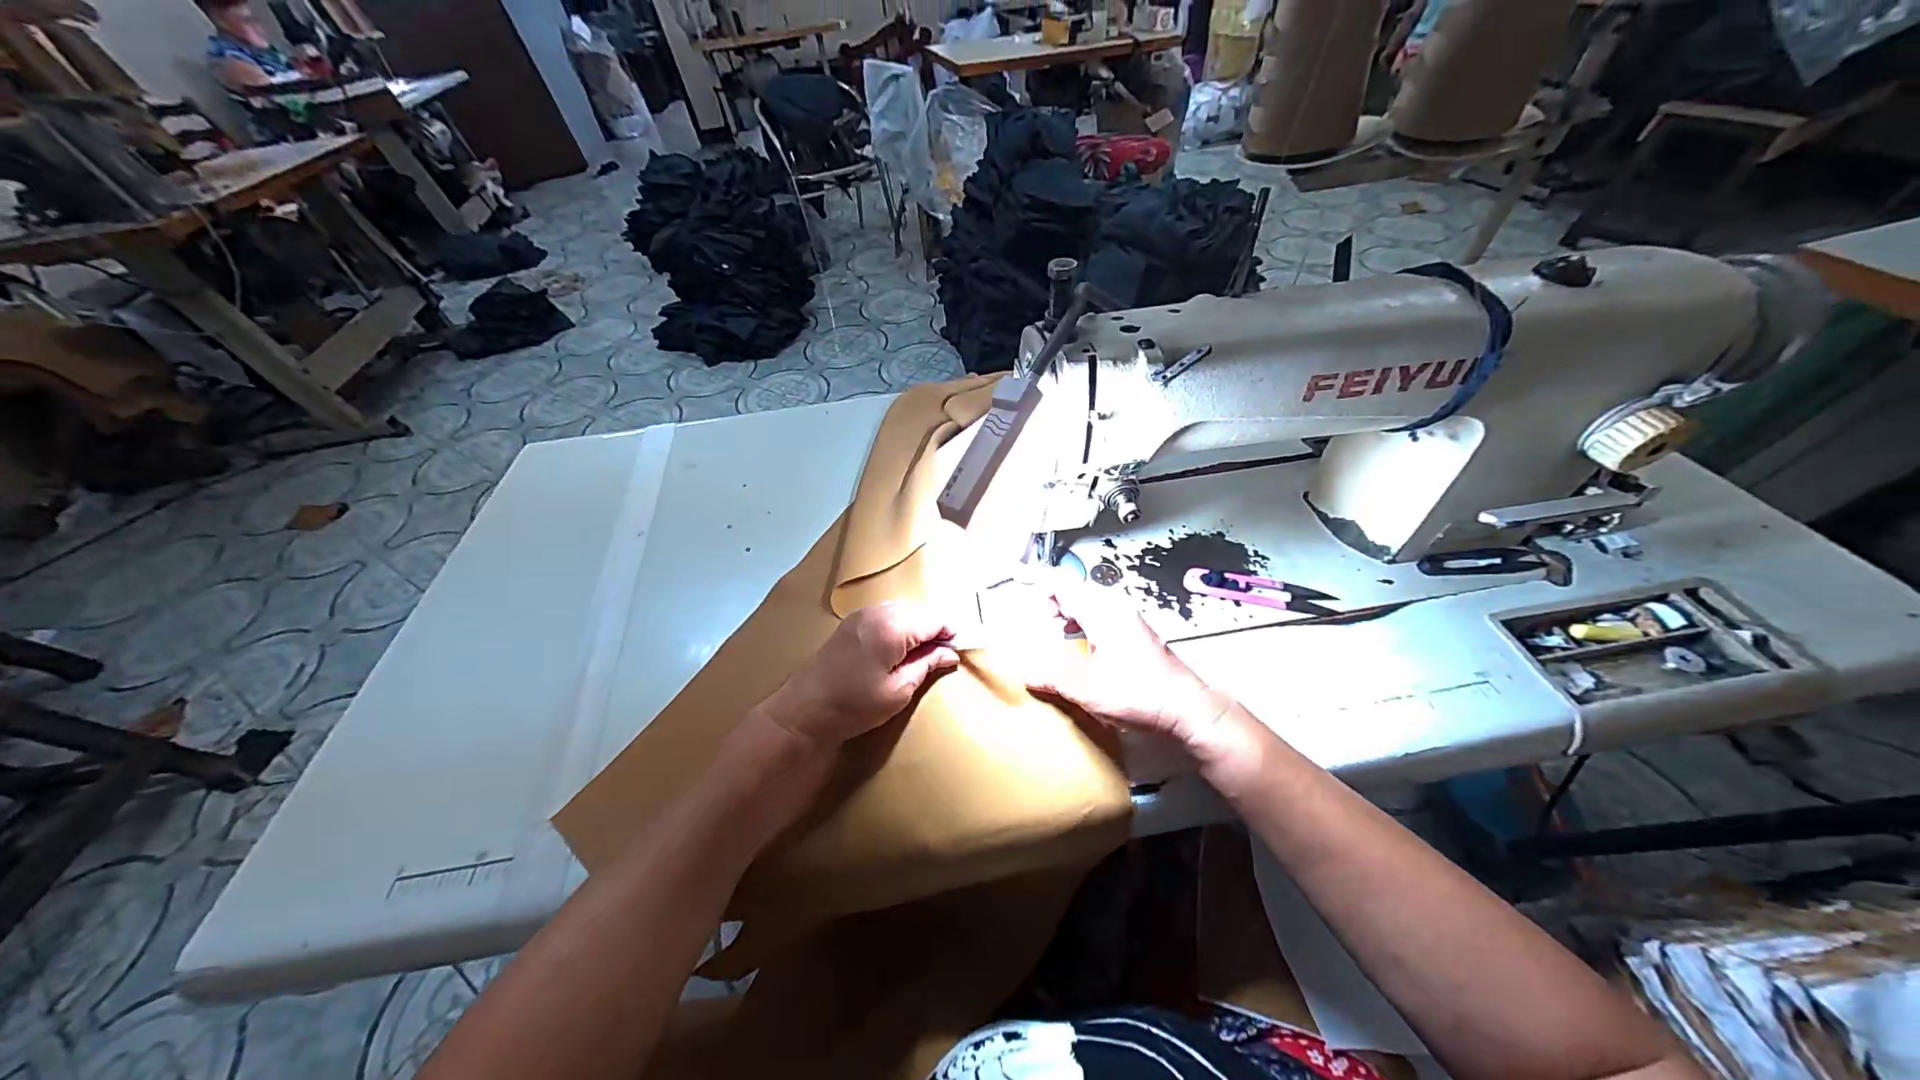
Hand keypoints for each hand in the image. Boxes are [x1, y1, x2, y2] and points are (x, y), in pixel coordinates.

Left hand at [758, 602, 960, 748]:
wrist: (803, 711)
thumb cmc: (854, 706)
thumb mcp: (898, 691)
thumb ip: (926, 665)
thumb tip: (950, 652)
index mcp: (893, 627)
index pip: (934, 619)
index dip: (949, 634)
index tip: (956, 653)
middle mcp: (877, 612)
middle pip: (918, 611)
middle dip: (933, 629)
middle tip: (942, 656)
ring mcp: (861, 614)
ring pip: (902, 611)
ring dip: (916, 627)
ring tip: (921, 655)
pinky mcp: (850, 623)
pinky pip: (885, 614)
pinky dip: (898, 626)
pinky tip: (898, 649)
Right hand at [1022, 582, 1265, 788]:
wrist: (1188, 711)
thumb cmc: (1142, 694)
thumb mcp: (1086, 688)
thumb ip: (1050, 676)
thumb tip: (1024, 672)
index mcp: (1102, 610)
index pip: (1061, 584)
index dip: (1036, 586)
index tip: (1017, 590)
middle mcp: (1116, 608)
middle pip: (1073, 591)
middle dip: (1048, 604)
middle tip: (1032, 623)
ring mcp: (1128, 620)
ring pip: (1087, 605)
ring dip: (1065, 616)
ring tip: (1051, 635)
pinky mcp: (1135, 636)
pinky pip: (1100, 618)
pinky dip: (1082, 626)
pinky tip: (1079, 649)